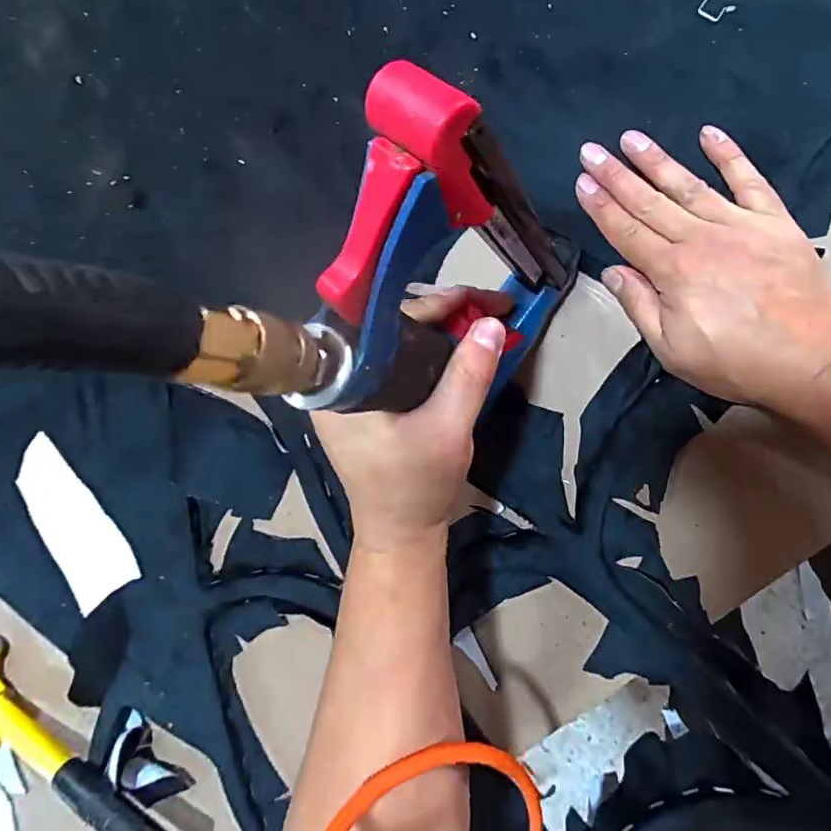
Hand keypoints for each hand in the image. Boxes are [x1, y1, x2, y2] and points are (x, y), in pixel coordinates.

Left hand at [310, 288, 511, 554]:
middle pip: (391, 327)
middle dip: (443, 313)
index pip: (382, 323)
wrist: (401, 533)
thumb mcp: (449, 430)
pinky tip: (462, 344)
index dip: (430, 304)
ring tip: (482, 320)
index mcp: (342, 383)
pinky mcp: (367, 399)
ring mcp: (352, 389)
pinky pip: (400, 361)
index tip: (472, 297)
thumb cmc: (416, 487)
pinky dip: (433, 350)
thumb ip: (469, 376)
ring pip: (398, 341)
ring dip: (442, 329)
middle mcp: (340, 379)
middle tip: (490, 306)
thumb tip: (490, 323)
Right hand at [573, 125, 830, 410]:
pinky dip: (729, 155)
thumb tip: (613, 271)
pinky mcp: (774, 222)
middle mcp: (700, 239)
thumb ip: (640, 306)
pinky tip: (708, 134)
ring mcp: (739, 225)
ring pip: (689, 185)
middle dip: (616, 175)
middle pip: (649, 202)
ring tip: (632, 138)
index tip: (583, 180)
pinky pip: (748, 181)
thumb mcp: (672, 350)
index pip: (627, 231)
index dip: (602, 205)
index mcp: (672, 271)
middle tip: (592, 150)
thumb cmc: (737, 362)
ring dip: (657, 160)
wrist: (812, 358)